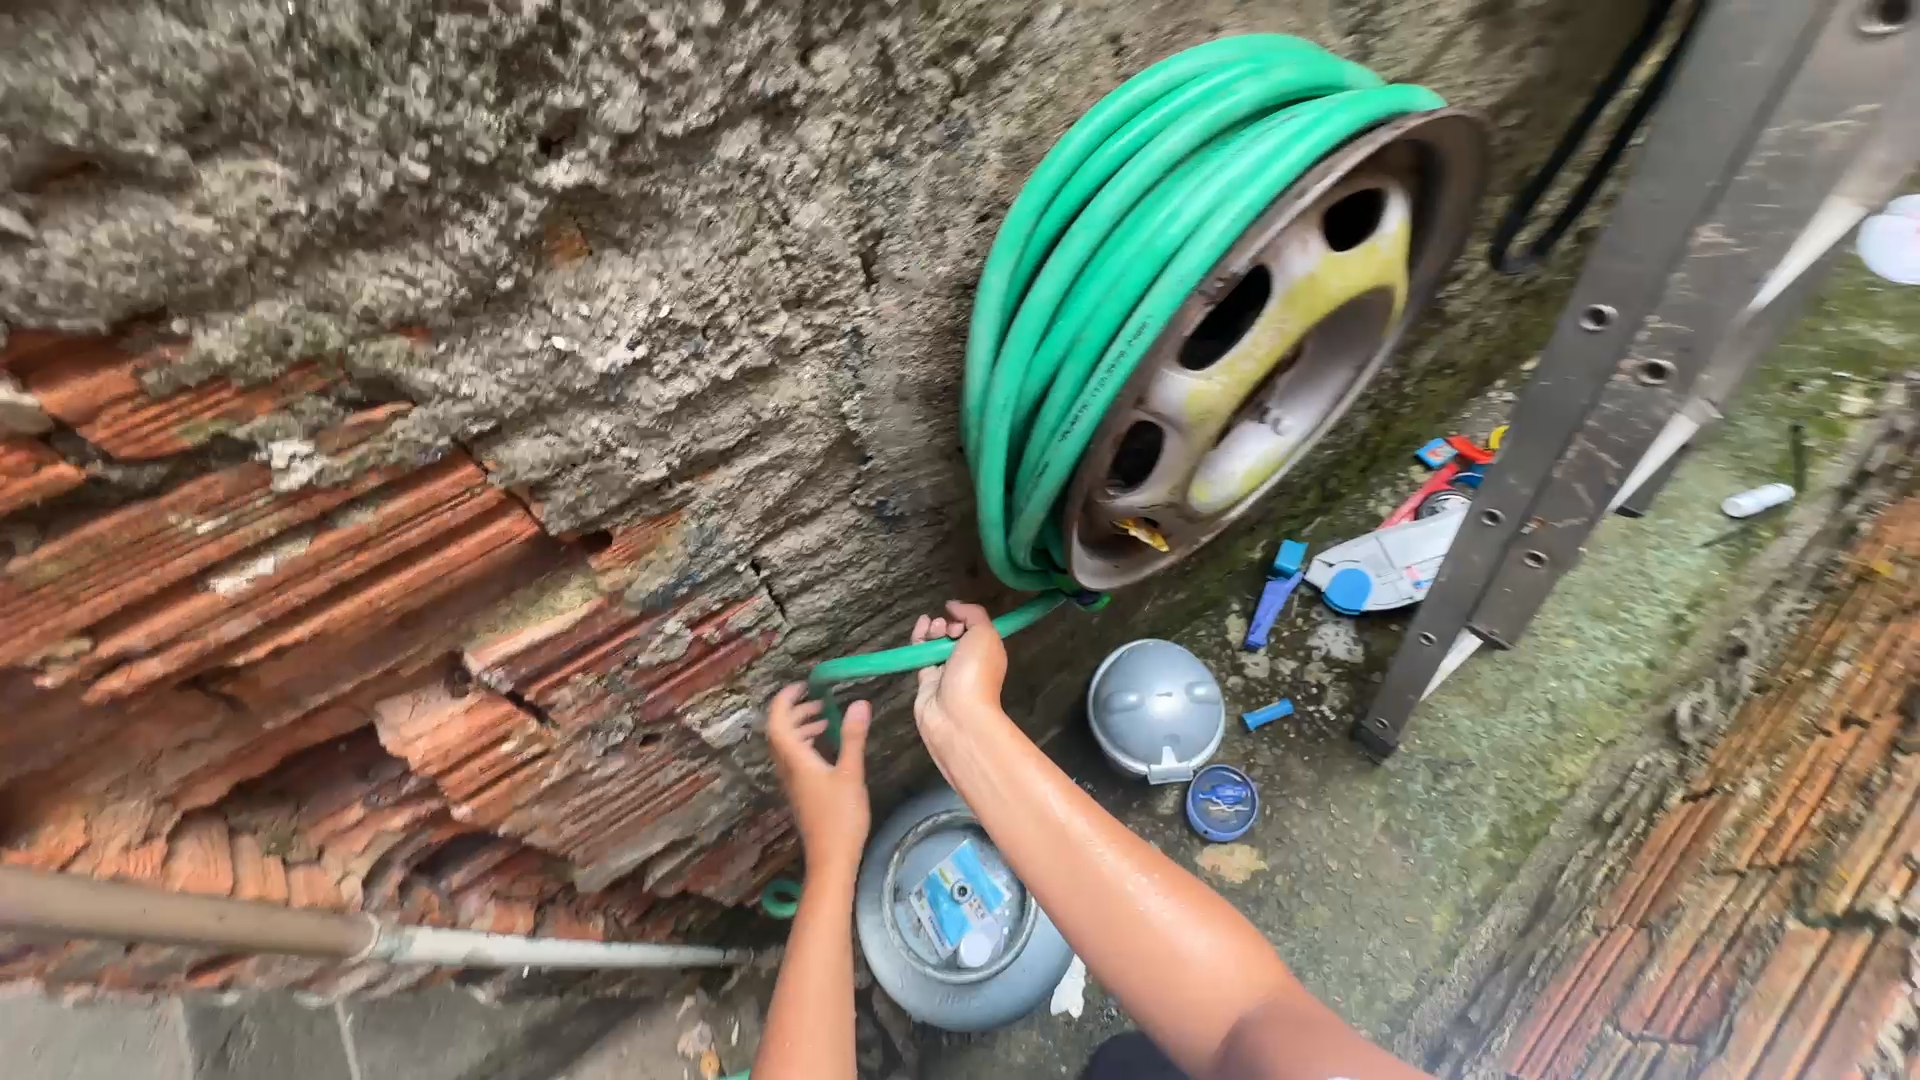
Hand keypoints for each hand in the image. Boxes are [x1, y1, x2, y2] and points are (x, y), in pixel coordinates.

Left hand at [766, 683, 870, 876]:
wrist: (831, 858)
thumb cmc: (840, 817)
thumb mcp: (851, 773)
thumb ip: (853, 737)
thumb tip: (858, 703)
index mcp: (796, 760)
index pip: (778, 723)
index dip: (784, 701)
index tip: (802, 686)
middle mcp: (789, 769)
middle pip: (781, 733)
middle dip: (796, 712)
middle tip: (819, 701)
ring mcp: (794, 783)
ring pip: (788, 747)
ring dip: (802, 728)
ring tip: (825, 720)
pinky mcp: (802, 793)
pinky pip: (797, 759)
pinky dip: (807, 744)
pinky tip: (827, 748)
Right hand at [910, 600, 1007, 737]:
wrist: (957, 714)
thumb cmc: (976, 671)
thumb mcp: (985, 633)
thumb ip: (973, 614)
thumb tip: (954, 605)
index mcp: (987, 652)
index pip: (975, 629)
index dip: (967, 619)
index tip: (960, 618)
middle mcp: (968, 661)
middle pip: (955, 634)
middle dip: (949, 624)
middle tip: (948, 629)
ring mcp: (946, 671)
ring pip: (936, 642)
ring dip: (933, 629)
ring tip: (933, 627)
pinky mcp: (926, 679)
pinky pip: (921, 654)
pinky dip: (919, 638)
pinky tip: (921, 626)